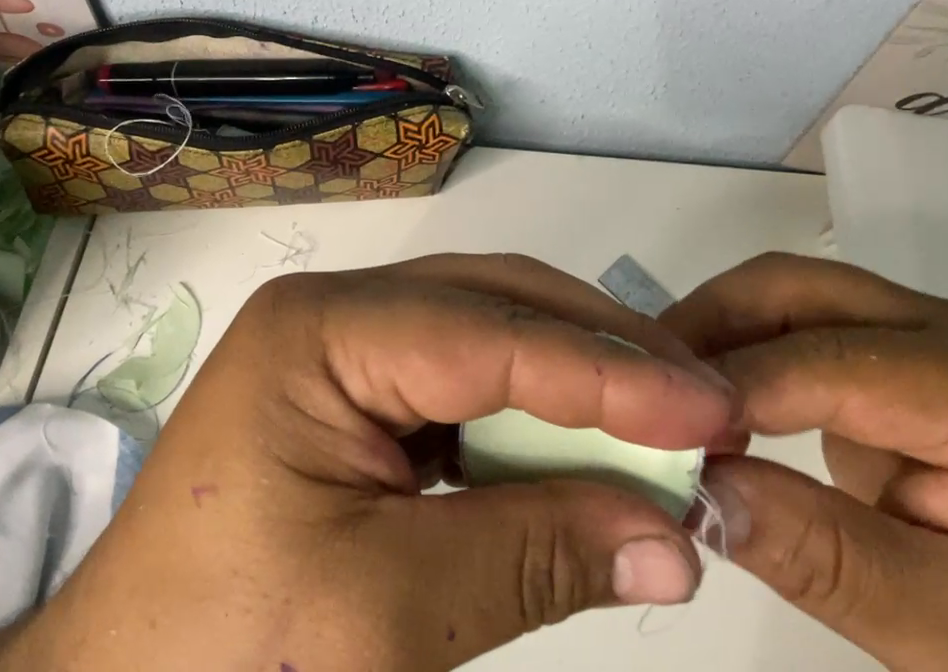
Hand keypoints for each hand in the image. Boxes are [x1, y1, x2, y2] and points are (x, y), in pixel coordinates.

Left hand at [0, 255, 732, 671]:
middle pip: (493, 310)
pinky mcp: (356, 402)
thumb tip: (678, 541)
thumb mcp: (387, 610)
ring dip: (575, 386)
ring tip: (665, 426)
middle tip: (704, 408)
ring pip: (487, 340)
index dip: (610, 372)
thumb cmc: (232, 644)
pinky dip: (532, 422)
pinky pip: (463, 390)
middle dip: (601, 358)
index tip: (715, 409)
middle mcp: (334, 316)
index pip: (490, 334)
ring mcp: (343, 354)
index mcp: (321, 332)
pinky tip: (584, 452)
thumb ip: (537, 555)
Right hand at [661, 253, 947, 671]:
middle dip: (711, 326)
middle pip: (807, 290)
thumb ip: (822, 556)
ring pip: (791, 299)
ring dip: (714, 335)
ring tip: (650, 395)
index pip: (841, 359)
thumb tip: (695, 490)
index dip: (739, 387)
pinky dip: (734, 357)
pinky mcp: (893, 373)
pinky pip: (796, 335)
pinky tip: (696, 406)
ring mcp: (926, 349)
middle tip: (634, 389)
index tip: (655, 431)